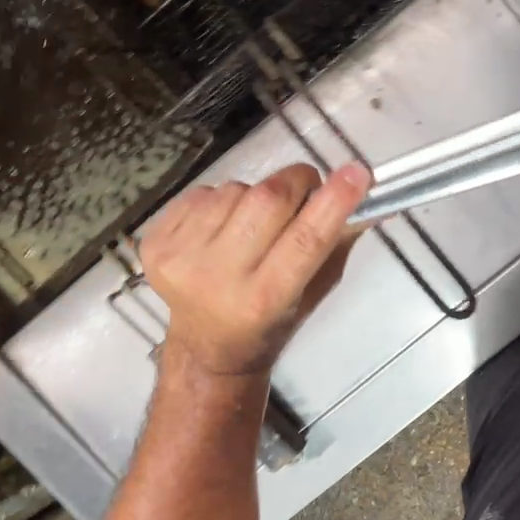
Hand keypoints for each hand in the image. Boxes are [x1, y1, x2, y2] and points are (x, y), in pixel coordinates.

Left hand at [139, 163, 370, 376]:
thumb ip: (338, 241)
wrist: (208, 346)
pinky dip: (223, 200)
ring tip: (258, 221)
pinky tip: (225, 227)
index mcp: (265, 299)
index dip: (333, 202)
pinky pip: (202, 193)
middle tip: (308, 189)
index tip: (357, 172)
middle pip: (267, 201)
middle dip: (297, 183)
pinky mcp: (153, 244)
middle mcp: (218, 279)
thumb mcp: (315, 290)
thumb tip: (366, 190)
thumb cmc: (274, 319)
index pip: (305, 239)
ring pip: (235, 190)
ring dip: (258, 195)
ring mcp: (179, 259)